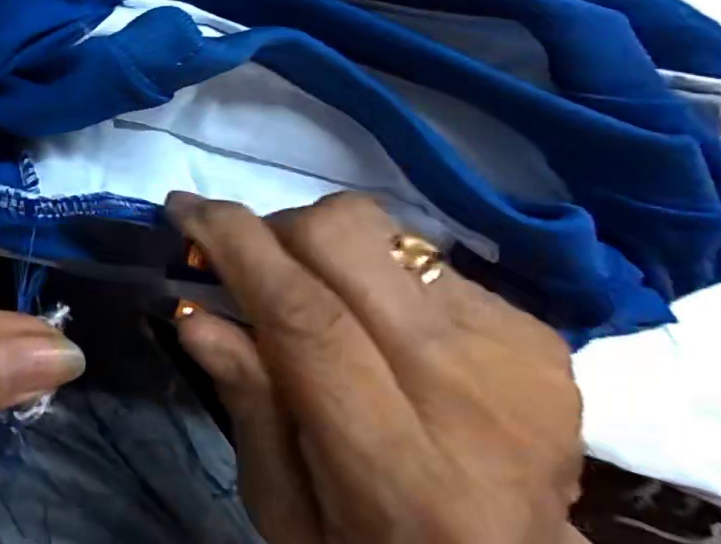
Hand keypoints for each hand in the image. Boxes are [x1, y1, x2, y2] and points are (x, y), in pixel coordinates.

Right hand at [168, 191, 583, 543]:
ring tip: (320, 295)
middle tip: (254, 262)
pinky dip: (377, 271)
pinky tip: (383, 323)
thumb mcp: (287, 512)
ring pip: (381, 229)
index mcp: (402, 476)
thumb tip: (195, 312)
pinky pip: (422, 255)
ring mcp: (514, 355)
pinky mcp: (538, 333)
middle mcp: (470, 399)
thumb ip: (247, 404)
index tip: (183, 207)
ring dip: (326, 247)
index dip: (236, 244)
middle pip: (346, 239)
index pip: (305, 317)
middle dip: (277, 228)